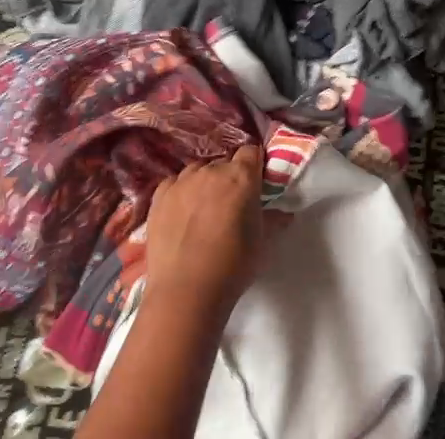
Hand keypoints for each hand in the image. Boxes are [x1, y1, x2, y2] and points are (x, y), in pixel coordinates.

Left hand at [144, 145, 274, 314]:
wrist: (185, 291)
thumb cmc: (233, 265)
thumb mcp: (262, 243)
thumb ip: (273, 220)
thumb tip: (285, 213)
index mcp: (241, 176)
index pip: (252, 153)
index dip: (255, 166)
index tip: (256, 184)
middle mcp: (211, 170)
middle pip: (224, 164)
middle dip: (229, 178)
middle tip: (231, 204)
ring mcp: (182, 181)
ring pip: (198, 172)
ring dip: (204, 184)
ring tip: (203, 210)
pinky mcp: (159, 196)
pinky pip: (174, 184)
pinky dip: (180, 193)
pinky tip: (181, 214)